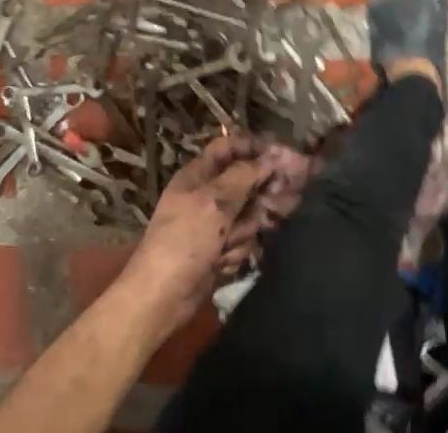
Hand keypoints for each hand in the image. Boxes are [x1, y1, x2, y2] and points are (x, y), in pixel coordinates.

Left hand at [123, 137, 269, 330]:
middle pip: (248, 180)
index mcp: (199, 175)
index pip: (231, 148)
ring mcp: (216, 223)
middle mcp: (209, 194)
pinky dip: (237, 251)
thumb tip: (273, 155)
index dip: (257, 148)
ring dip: (245, 229)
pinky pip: (244, 239)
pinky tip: (222, 262)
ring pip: (250, 213)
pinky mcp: (221, 248)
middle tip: (281, 203)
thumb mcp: (214, 201)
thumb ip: (245, 175)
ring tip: (228, 243)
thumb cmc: (184, 241)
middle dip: (263, 193)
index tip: (285, 156)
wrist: (162, 298)